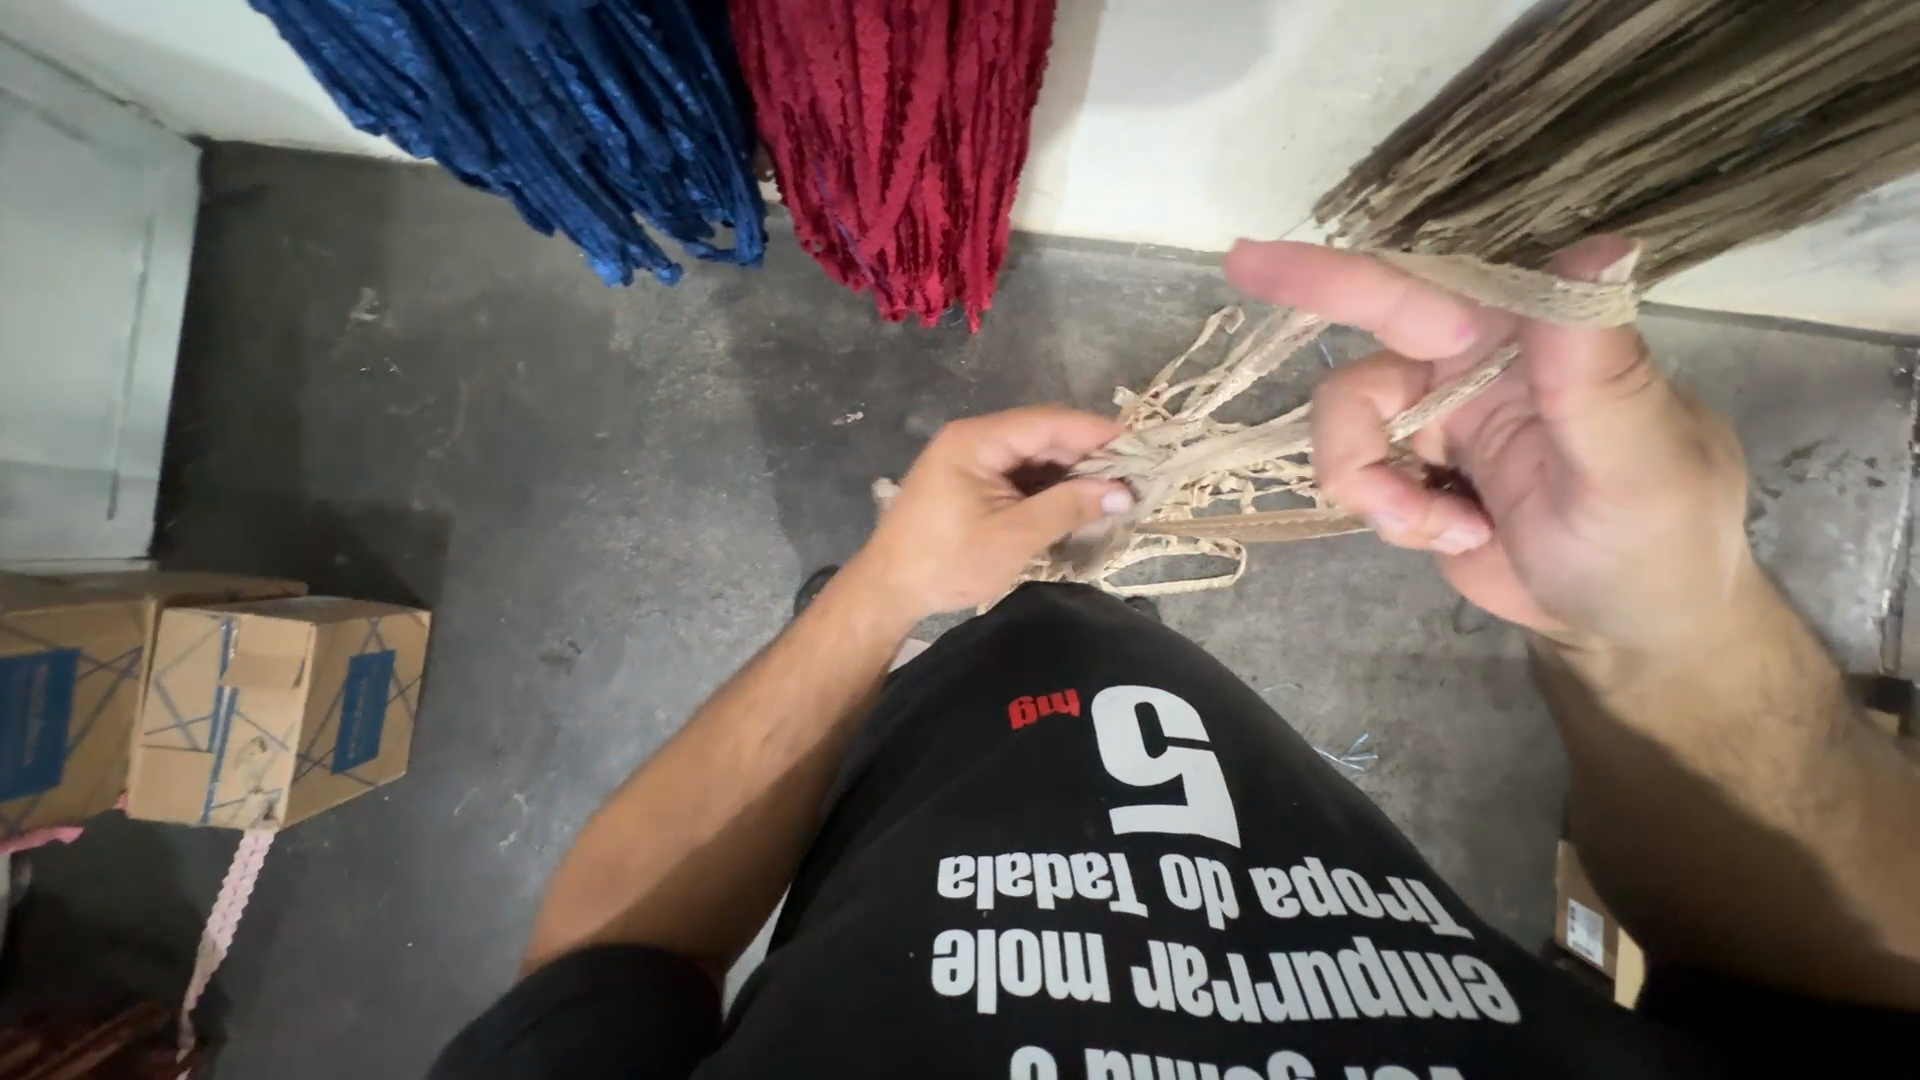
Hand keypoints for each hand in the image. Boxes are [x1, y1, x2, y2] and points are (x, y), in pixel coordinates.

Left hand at [846, 406, 1135, 622]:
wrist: (888, 589)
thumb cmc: (947, 561)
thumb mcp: (1013, 536)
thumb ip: (1069, 508)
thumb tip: (1124, 493)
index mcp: (977, 440)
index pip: (1049, 422)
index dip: (1097, 434)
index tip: (1141, 449)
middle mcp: (974, 439)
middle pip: (1043, 436)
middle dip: (1087, 457)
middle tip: (1133, 479)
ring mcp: (970, 460)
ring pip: (1033, 457)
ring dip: (1070, 475)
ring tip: (1113, 494)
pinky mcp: (970, 483)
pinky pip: (1019, 475)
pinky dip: (1047, 489)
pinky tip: (1076, 505)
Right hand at [1224, 235, 1755, 654]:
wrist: (1618, 619)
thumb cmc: (1652, 540)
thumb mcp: (1637, 463)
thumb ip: (1597, 370)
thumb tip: (1595, 251)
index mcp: (1520, 342)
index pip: (1417, 294)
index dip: (1330, 277)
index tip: (1246, 260)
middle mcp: (1463, 370)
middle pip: (1354, 382)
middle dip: (1340, 434)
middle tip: (1380, 498)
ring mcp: (1428, 426)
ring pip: (1341, 438)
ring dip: (1375, 494)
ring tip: (1445, 532)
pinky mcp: (1405, 475)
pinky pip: (1352, 481)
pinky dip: (1386, 517)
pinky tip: (1450, 536)